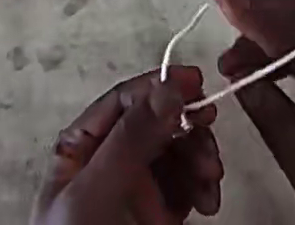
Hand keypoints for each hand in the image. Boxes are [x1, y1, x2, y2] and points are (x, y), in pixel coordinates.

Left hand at [33, 67, 223, 223]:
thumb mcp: (95, 194)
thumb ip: (130, 140)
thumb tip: (170, 86)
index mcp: (83, 146)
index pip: (125, 100)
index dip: (159, 85)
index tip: (197, 82)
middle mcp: (111, 160)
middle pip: (158, 121)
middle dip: (187, 123)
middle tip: (210, 125)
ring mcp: (137, 189)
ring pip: (178, 150)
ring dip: (200, 154)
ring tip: (211, 176)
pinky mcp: (160, 216)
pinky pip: (188, 184)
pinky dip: (204, 185)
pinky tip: (209, 200)